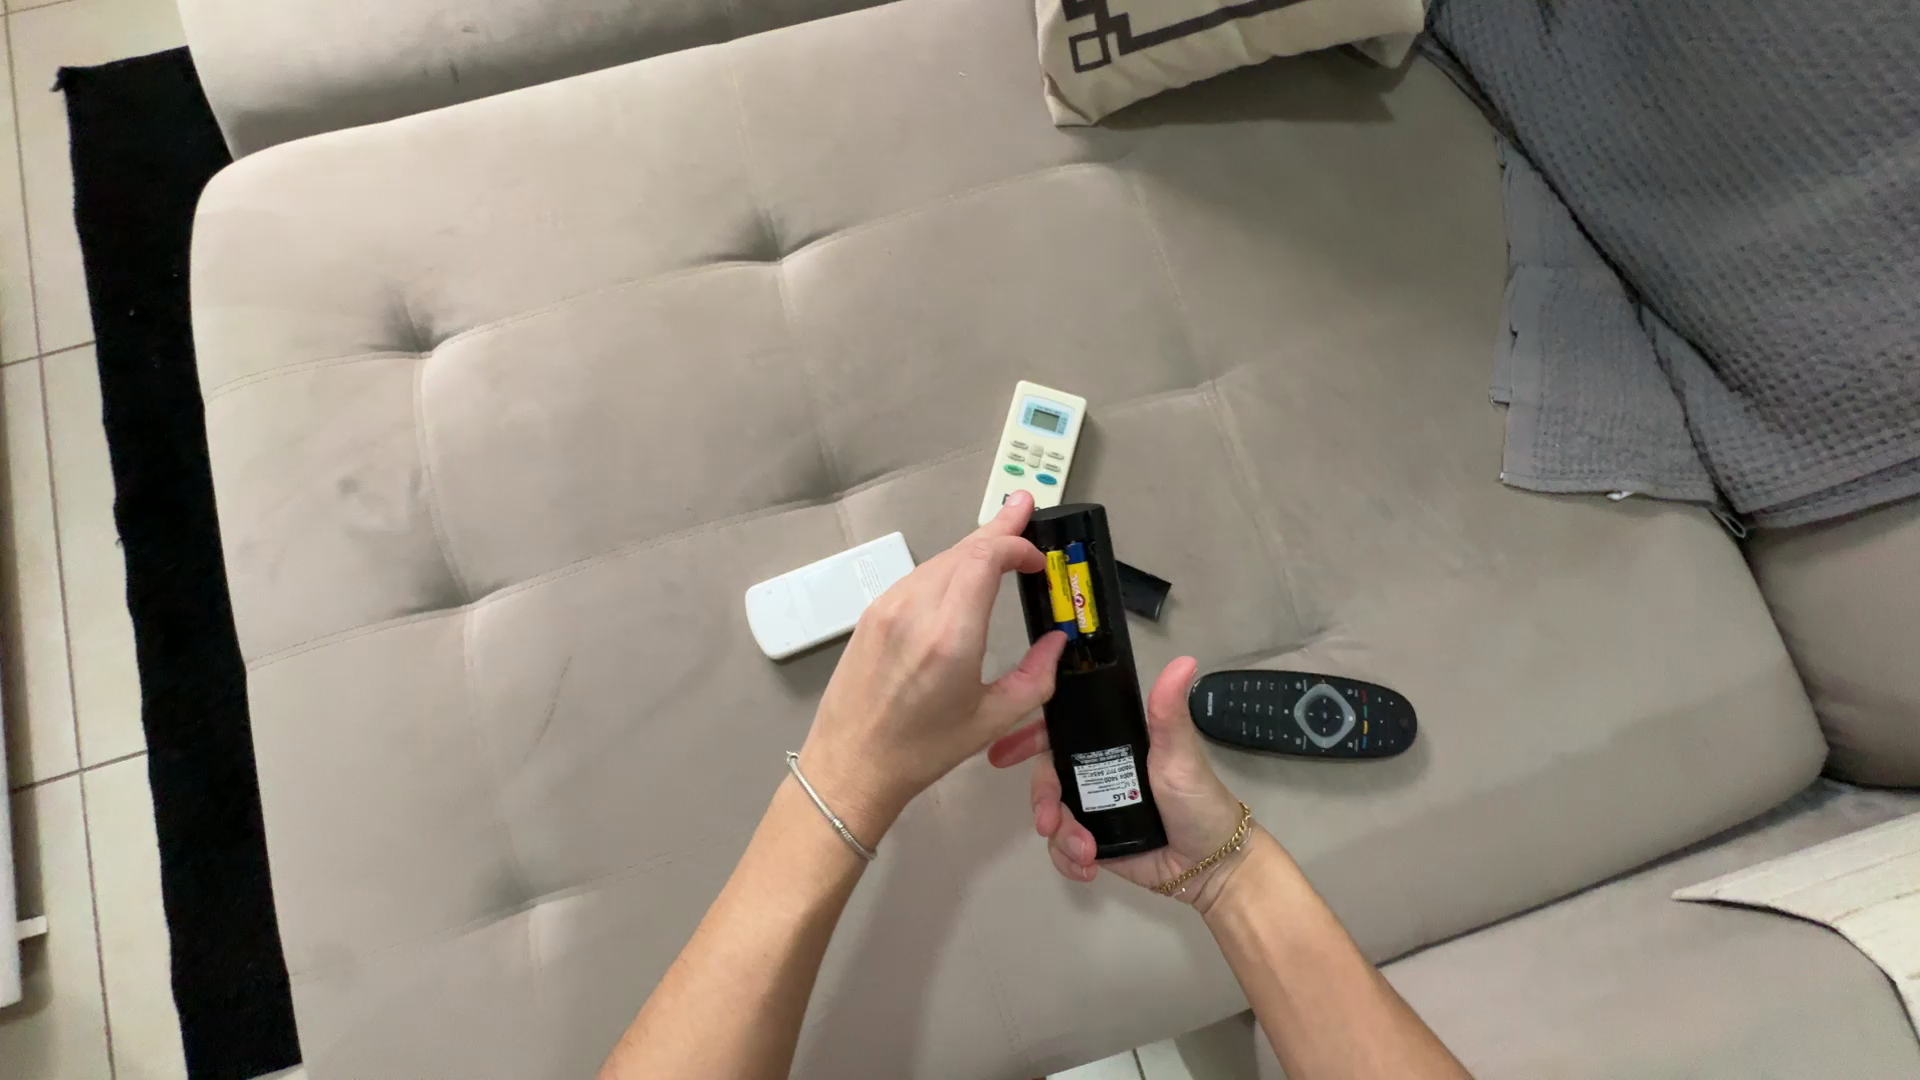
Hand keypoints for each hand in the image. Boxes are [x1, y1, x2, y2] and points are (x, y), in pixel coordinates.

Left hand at [800, 492, 1068, 842]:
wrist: (849, 765)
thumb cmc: (922, 750)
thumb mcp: (991, 719)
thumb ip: (1037, 676)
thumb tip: (1058, 641)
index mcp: (949, 636)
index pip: (984, 558)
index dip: (1015, 544)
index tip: (1037, 557)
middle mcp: (915, 610)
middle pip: (963, 549)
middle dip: (999, 529)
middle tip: (1025, 509)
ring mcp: (888, 606)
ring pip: (939, 558)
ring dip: (973, 548)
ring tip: (1001, 540)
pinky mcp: (872, 612)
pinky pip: (918, 576)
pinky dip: (948, 567)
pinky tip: (962, 573)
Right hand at [988, 656, 1255, 912]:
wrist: (1214, 866)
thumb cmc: (1198, 799)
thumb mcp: (1180, 753)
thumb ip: (1169, 712)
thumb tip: (1184, 660)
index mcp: (1108, 744)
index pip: (1060, 730)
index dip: (1027, 736)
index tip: (1002, 752)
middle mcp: (1094, 772)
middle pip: (1046, 775)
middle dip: (1040, 798)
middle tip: (1046, 819)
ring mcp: (1091, 808)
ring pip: (1050, 814)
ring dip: (1060, 835)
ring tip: (1086, 852)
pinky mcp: (1093, 843)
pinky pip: (1061, 848)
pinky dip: (1067, 859)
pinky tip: (1088, 868)